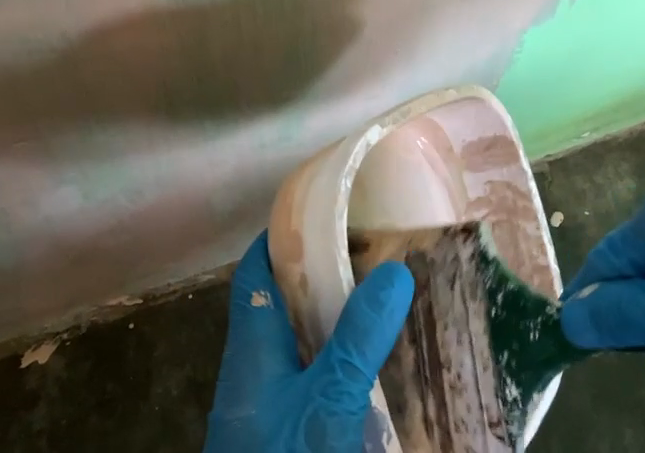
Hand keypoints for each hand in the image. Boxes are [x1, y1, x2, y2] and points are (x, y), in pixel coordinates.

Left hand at [204, 232, 412, 452]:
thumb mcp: (329, 401)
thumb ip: (358, 340)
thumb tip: (393, 271)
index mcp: (252, 350)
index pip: (255, 274)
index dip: (281, 238)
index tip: (325, 213)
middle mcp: (256, 373)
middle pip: (284, 308)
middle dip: (325, 281)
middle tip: (375, 258)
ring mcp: (269, 409)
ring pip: (303, 349)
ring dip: (339, 327)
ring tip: (388, 306)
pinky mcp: (289, 435)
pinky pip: (316, 386)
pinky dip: (345, 369)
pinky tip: (381, 373)